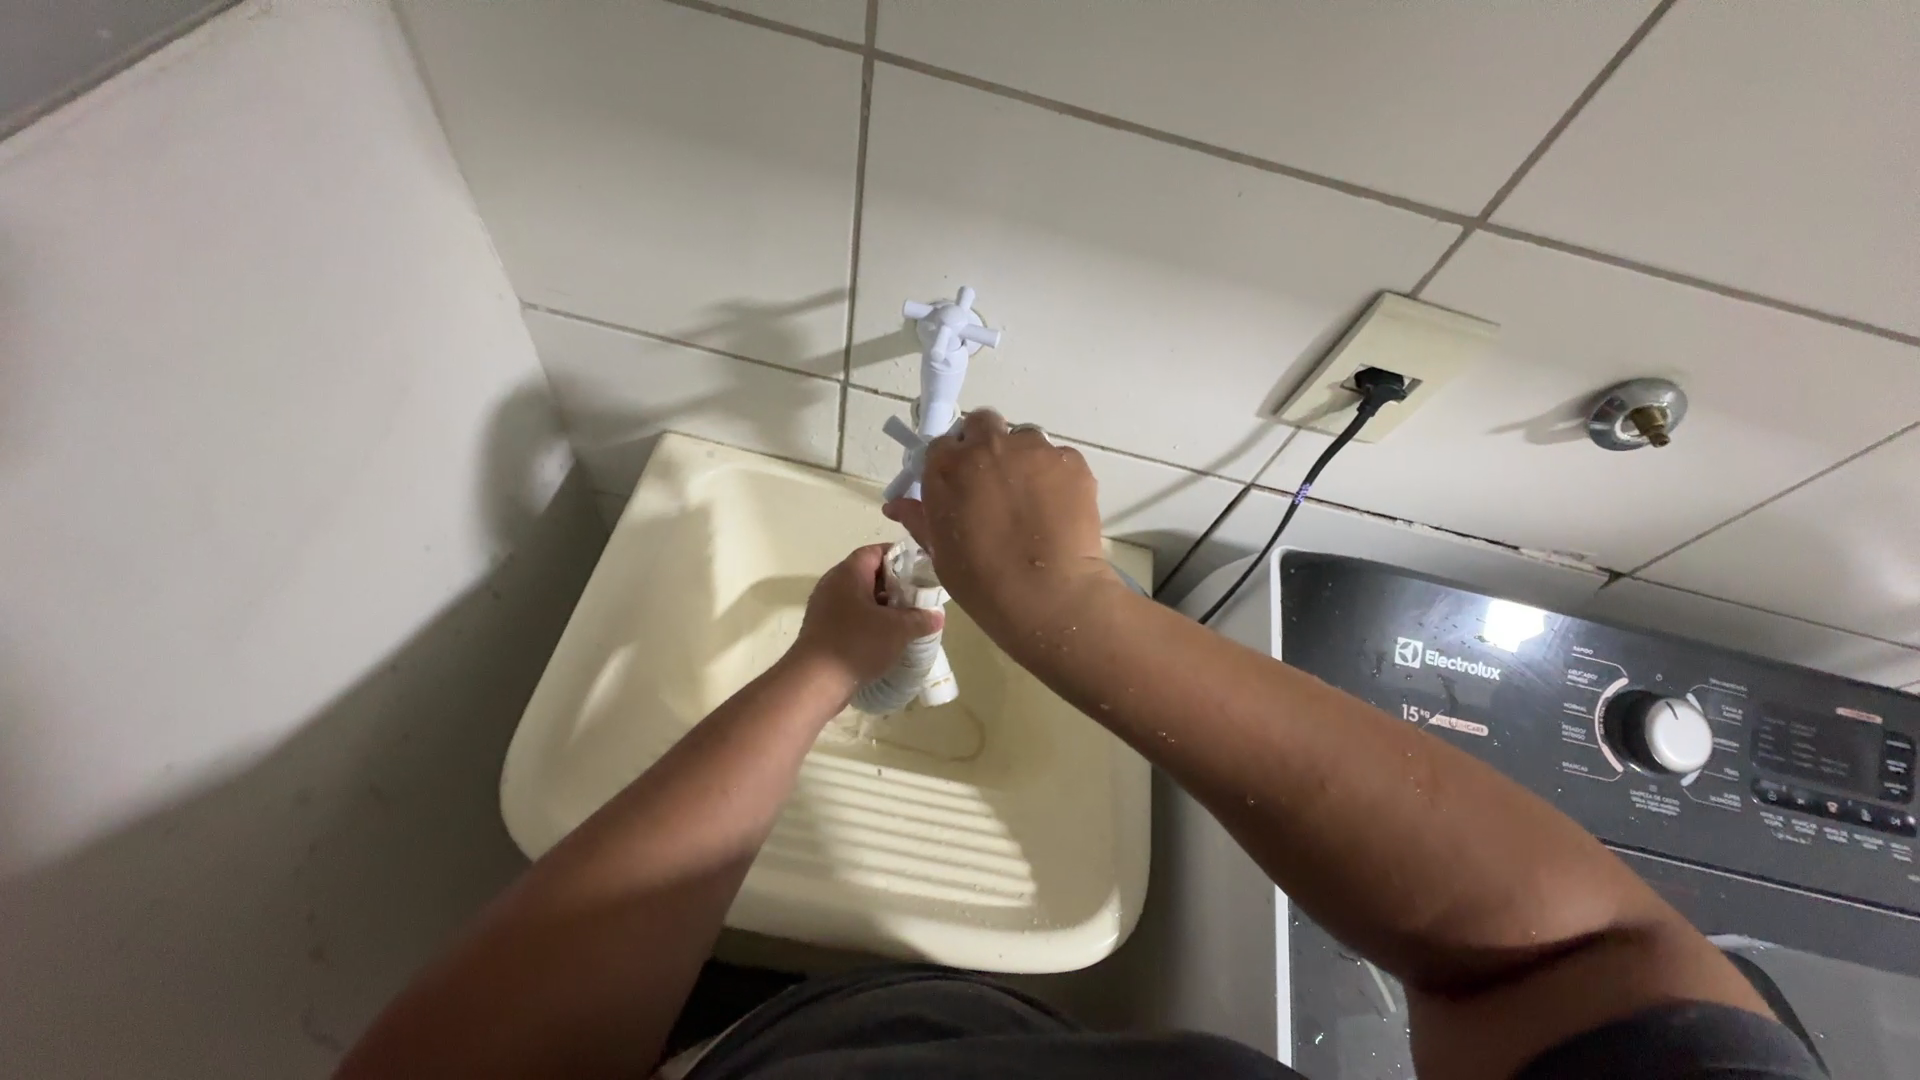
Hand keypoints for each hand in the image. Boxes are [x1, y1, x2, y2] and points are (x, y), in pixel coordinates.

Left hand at [789, 544, 944, 692]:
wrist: (815, 681)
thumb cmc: (857, 643)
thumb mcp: (898, 630)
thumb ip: (920, 619)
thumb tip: (937, 616)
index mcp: (848, 573)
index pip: (875, 551)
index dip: (898, 556)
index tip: (919, 569)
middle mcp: (833, 584)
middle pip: (868, 574)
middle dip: (894, 584)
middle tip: (917, 596)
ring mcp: (825, 607)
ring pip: (859, 597)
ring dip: (883, 606)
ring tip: (907, 618)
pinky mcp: (822, 629)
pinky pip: (850, 616)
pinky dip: (869, 621)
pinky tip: (887, 637)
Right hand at [883, 410, 1116, 640]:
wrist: (1047, 594)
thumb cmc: (982, 580)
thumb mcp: (940, 552)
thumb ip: (919, 519)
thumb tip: (896, 505)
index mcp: (947, 467)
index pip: (944, 445)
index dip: (953, 462)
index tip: (961, 484)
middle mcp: (988, 446)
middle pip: (984, 424)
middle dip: (987, 443)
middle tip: (996, 481)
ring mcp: (1033, 450)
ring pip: (1025, 439)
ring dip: (1023, 460)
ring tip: (1032, 500)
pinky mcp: (1070, 461)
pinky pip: (1058, 459)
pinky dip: (1056, 477)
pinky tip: (1058, 509)